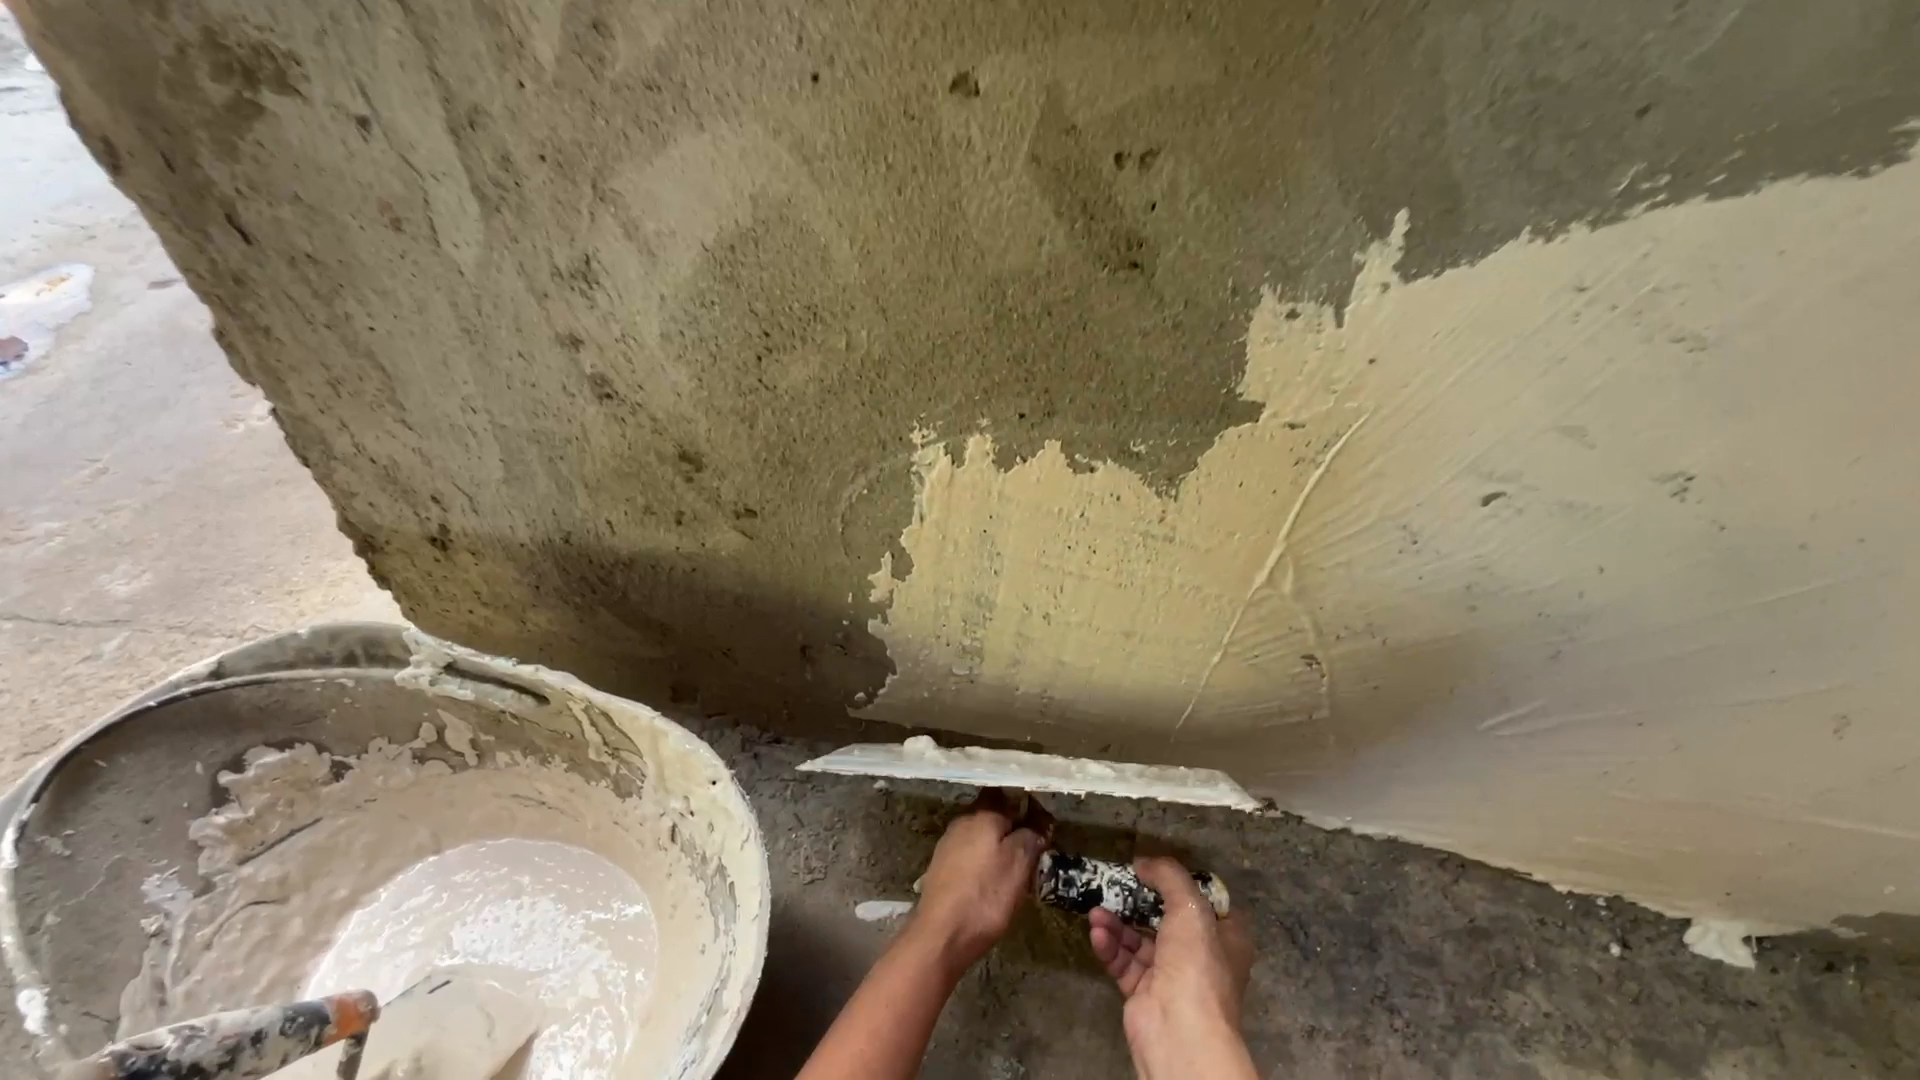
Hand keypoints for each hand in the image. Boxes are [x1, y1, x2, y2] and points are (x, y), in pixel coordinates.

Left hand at [908, 789, 1051, 968]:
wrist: (941, 935)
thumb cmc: (985, 896)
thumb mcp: (1019, 864)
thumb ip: (1030, 836)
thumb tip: (1037, 824)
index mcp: (982, 814)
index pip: (1008, 795)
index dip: (1028, 806)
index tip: (1045, 825)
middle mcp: (962, 822)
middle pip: (994, 815)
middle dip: (1014, 828)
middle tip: (1036, 849)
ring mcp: (948, 844)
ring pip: (982, 835)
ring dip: (1000, 846)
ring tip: (1018, 868)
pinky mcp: (942, 867)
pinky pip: (971, 854)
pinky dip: (985, 861)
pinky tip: (994, 881)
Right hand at [1089, 857, 1256, 1079]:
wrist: (1179, 1031)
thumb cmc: (1196, 963)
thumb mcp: (1190, 906)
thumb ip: (1168, 876)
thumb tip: (1143, 862)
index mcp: (1225, 937)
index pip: (1204, 902)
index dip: (1180, 883)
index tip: (1154, 869)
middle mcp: (1201, 956)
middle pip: (1165, 918)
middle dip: (1137, 901)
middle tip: (1115, 884)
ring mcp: (1171, 975)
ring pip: (1140, 940)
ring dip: (1117, 923)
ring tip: (1096, 911)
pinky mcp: (1143, 992)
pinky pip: (1124, 962)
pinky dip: (1110, 946)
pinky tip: (1097, 933)